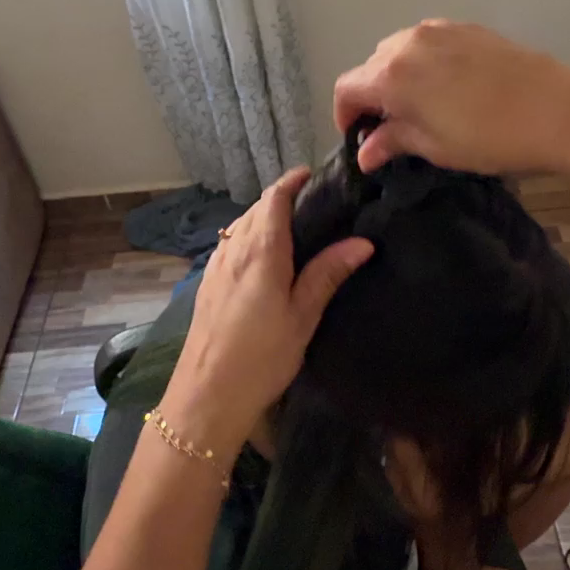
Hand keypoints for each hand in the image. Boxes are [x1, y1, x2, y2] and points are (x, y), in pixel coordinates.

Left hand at [162, 168, 373, 452]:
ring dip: (261, 216)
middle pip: (255, 209)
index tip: (310, 174)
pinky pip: (229, 244)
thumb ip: (328, 274)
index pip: (274, 199)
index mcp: (261, 250)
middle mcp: (234, 249)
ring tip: (288, 226)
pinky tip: (259, 256)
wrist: (206, 396)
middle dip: (279, 198)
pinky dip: (246, 236)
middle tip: (310, 202)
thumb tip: (362, 241)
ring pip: (239, 226)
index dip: (291, 181)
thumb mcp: (303, 316)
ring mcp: (216, 266)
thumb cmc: (261, 356)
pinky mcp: (207, 284)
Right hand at [333, 20, 569, 174]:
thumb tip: (366, 152)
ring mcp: (438, 30)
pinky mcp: (465, 28)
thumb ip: (393, 142)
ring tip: (419, 106)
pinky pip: (427, 42)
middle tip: (390, 128)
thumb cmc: (490, 137)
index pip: (347, 88)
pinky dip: (423, 63)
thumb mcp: (435, 148)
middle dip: (372, 96)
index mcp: (392, 74)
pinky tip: (446, 87)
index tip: (359, 139)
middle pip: (371, 67)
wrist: (558, 109)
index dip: (344, 116)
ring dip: (397, 77)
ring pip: (399, 51)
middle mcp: (407, 43)